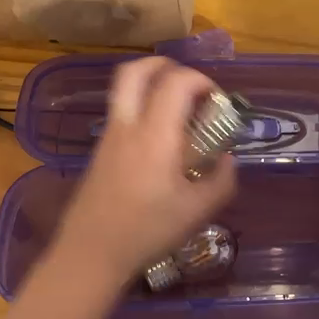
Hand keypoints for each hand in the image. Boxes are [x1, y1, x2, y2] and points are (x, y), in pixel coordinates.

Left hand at [48, 57, 237, 284]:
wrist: (91, 252)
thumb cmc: (148, 231)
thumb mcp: (198, 211)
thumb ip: (222, 180)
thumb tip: (227, 159)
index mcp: (156, 134)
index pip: (177, 82)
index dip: (202, 80)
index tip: (217, 100)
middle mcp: (128, 126)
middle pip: (137, 70)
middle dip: (166, 66)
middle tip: (189, 83)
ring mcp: (108, 137)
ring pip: (124, 89)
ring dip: (151, 86)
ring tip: (176, 110)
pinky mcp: (99, 152)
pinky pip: (121, 113)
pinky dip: (142, 109)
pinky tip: (159, 140)